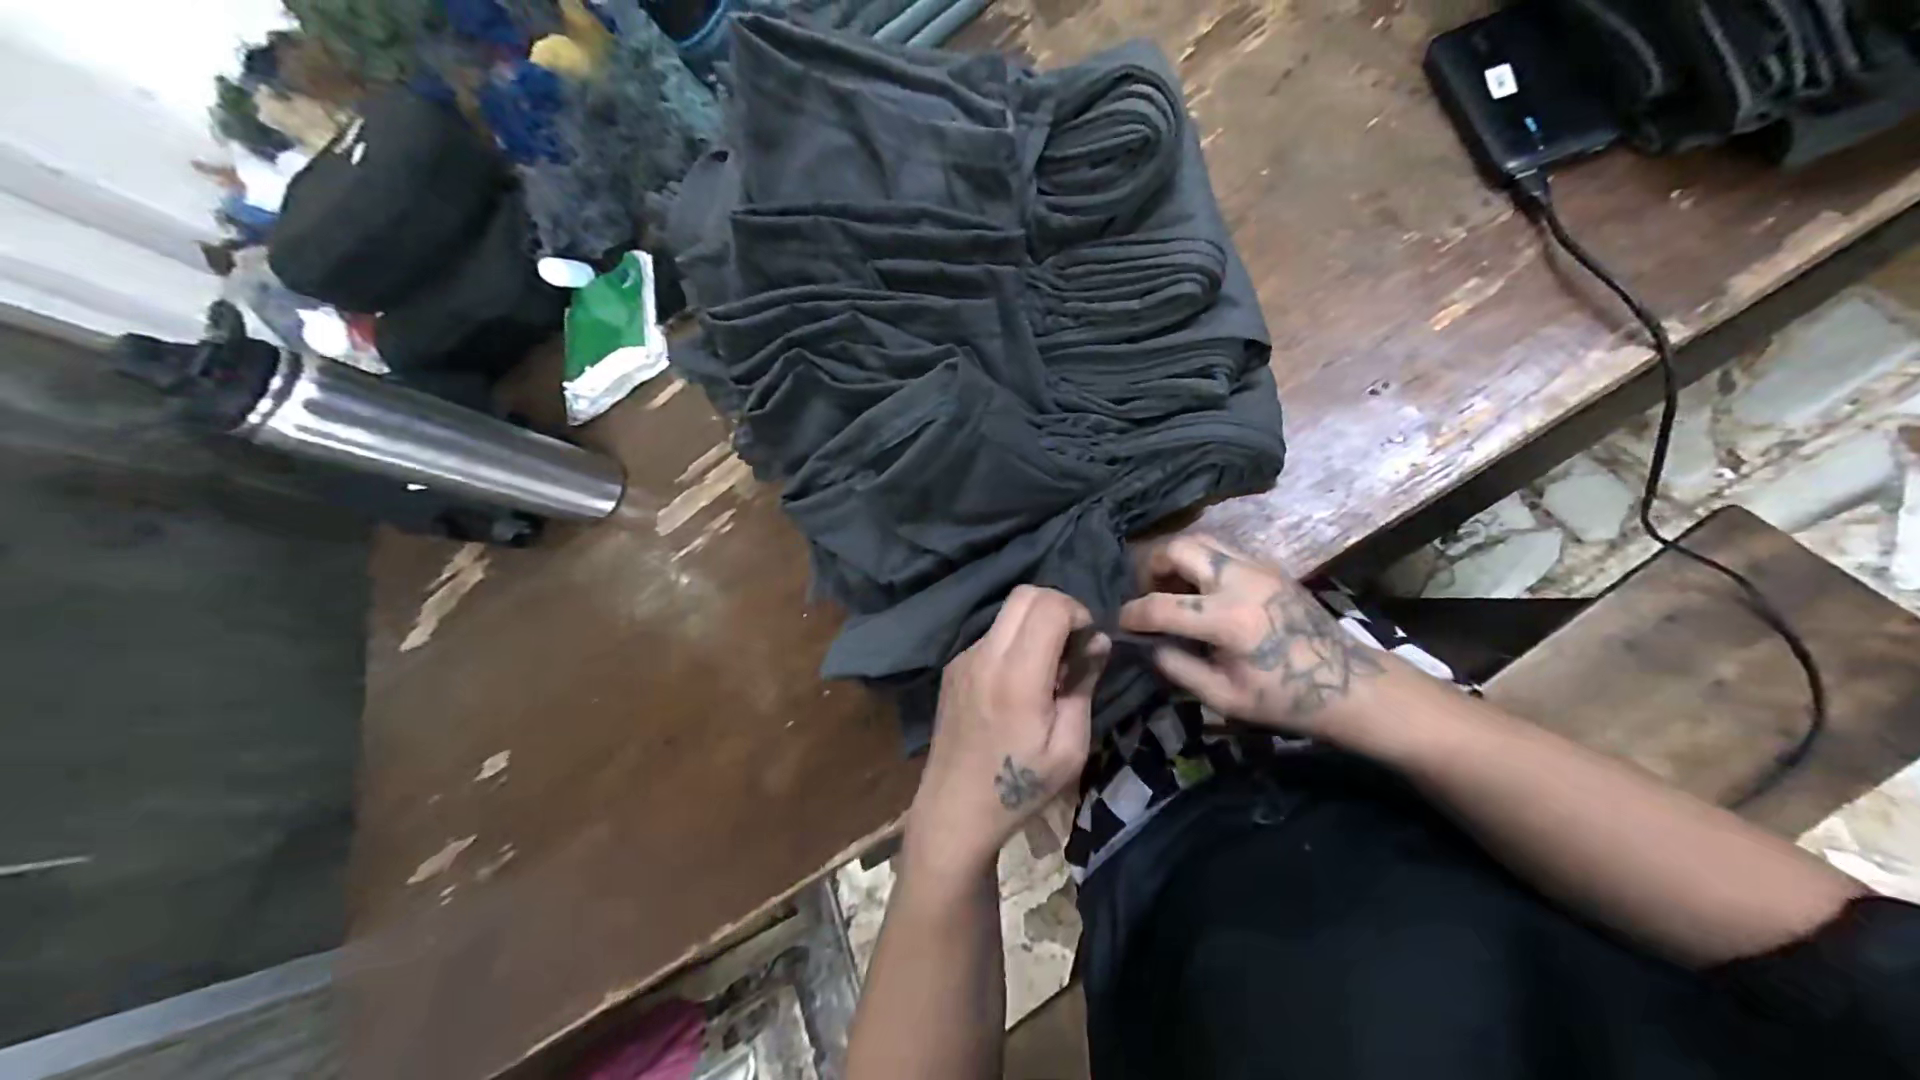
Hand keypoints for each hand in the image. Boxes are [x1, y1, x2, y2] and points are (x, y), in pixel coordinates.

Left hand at [907, 586, 1110, 882]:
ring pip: (1006, 613)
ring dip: (1034, 625)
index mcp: (1017, 675)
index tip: (1088, 644)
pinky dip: (1014, 643)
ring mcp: (964, 658)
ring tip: (1046, 672)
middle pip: (1024, 594)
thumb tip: (1097, 641)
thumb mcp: (1070, 746)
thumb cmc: (1020, 786)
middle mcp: (985, 655)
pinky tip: (1018, 685)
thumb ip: (1084, 684)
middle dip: (1057, 607)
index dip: (1078, 612)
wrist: (955, 809)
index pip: (1049, 605)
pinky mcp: (953, 667)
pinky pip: (991, 636)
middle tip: (1072, 646)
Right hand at [1120, 534, 1385, 736]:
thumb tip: (1148, 643)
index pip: (1160, 605)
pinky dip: (1201, 560)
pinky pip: (1222, 548)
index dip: (1131, 614)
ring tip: (1173, 587)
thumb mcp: (1223, 697)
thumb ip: (1177, 668)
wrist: (1348, 684)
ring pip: (1200, 540)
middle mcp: (1241, 582)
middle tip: (1147, 592)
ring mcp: (1258, 567)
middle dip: (1151, 567)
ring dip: (1176, 559)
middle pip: (1178, 548)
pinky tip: (1202, 588)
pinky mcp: (1269, 565)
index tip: (1120, 623)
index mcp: (1228, 621)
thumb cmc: (1284, 698)